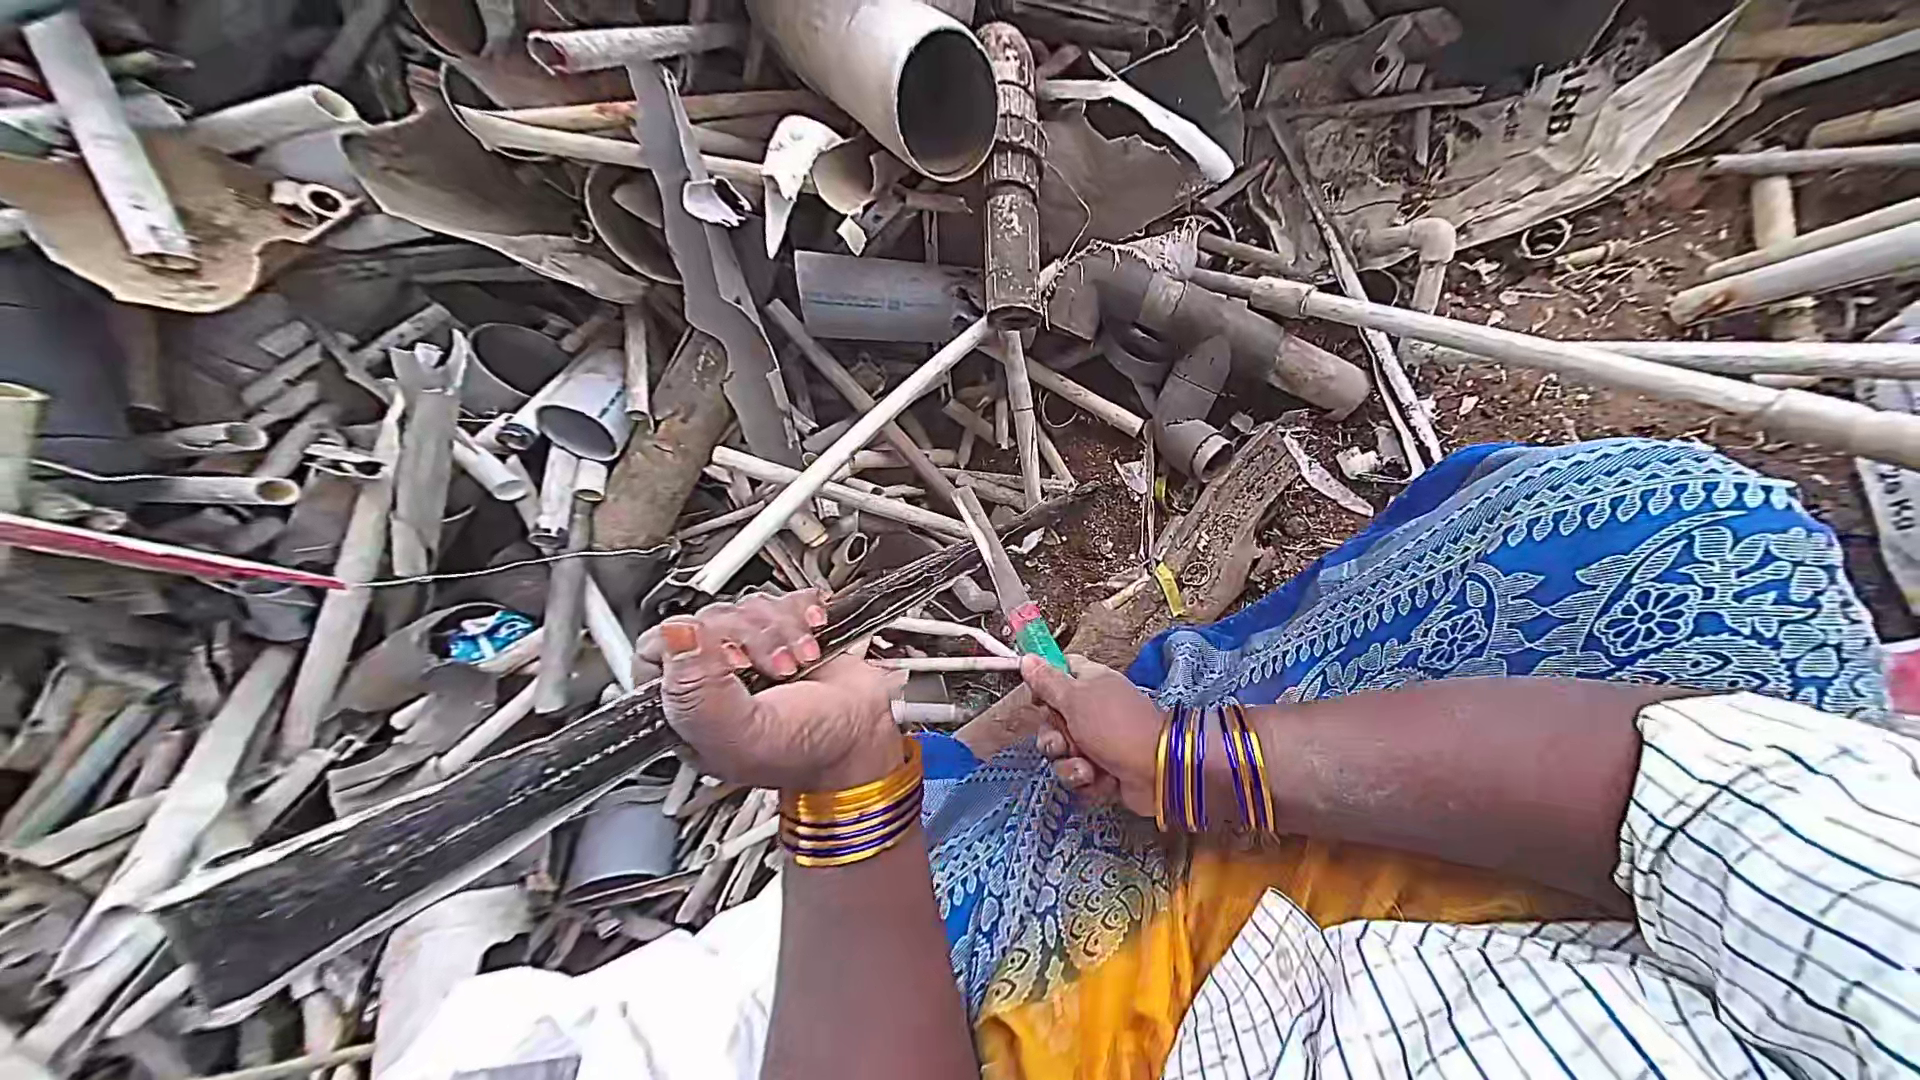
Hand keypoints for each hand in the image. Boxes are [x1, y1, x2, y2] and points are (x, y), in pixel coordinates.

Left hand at [634, 590, 906, 792]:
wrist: (863, 737)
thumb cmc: (806, 752)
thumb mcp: (744, 734)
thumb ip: (699, 692)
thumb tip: (676, 635)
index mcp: (686, 707)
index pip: (658, 647)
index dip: (696, 644)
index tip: (733, 661)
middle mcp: (713, 675)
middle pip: (709, 618)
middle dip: (752, 637)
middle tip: (777, 669)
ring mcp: (751, 650)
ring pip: (748, 605)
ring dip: (782, 628)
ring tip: (800, 661)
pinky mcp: (786, 630)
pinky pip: (784, 596)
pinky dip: (803, 610)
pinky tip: (813, 632)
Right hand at [1020, 654, 1163, 817]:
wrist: (1159, 772)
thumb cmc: (1115, 727)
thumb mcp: (1075, 699)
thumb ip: (1047, 681)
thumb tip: (1027, 657)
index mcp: (1088, 683)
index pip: (1057, 674)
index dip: (1043, 687)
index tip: (1039, 700)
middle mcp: (1091, 710)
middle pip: (1052, 720)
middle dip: (1054, 738)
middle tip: (1065, 743)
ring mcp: (1097, 741)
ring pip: (1062, 752)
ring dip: (1071, 764)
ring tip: (1088, 768)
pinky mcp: (1102, 770)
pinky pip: (1078, 775)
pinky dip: (1088, 780)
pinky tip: (1102, 779)